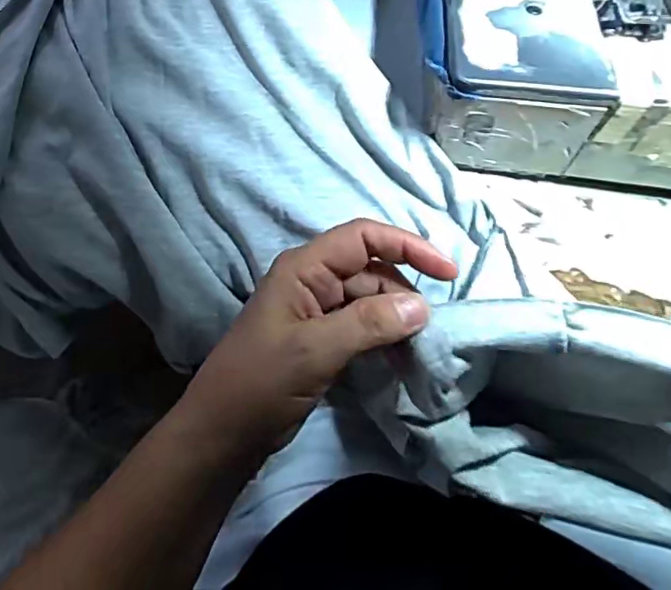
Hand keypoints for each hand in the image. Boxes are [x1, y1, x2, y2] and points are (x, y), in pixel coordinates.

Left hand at [179, 219, 457, 460]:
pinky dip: (384, 338)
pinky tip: (401, 361)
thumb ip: (369, 324)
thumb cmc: (261, 380)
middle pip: (370, 270)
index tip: (447, 271)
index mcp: (304, 267)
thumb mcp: (315, 350)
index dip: (407, 245)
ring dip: (396, 319)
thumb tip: (422, 306)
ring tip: (420, 351)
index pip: (363, 237)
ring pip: (369, 300)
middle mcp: (312, 280)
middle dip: (404, 293)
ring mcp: (315, 310)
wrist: (222, 432)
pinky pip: (361, 326)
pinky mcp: (320, 339)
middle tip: (433, 331)